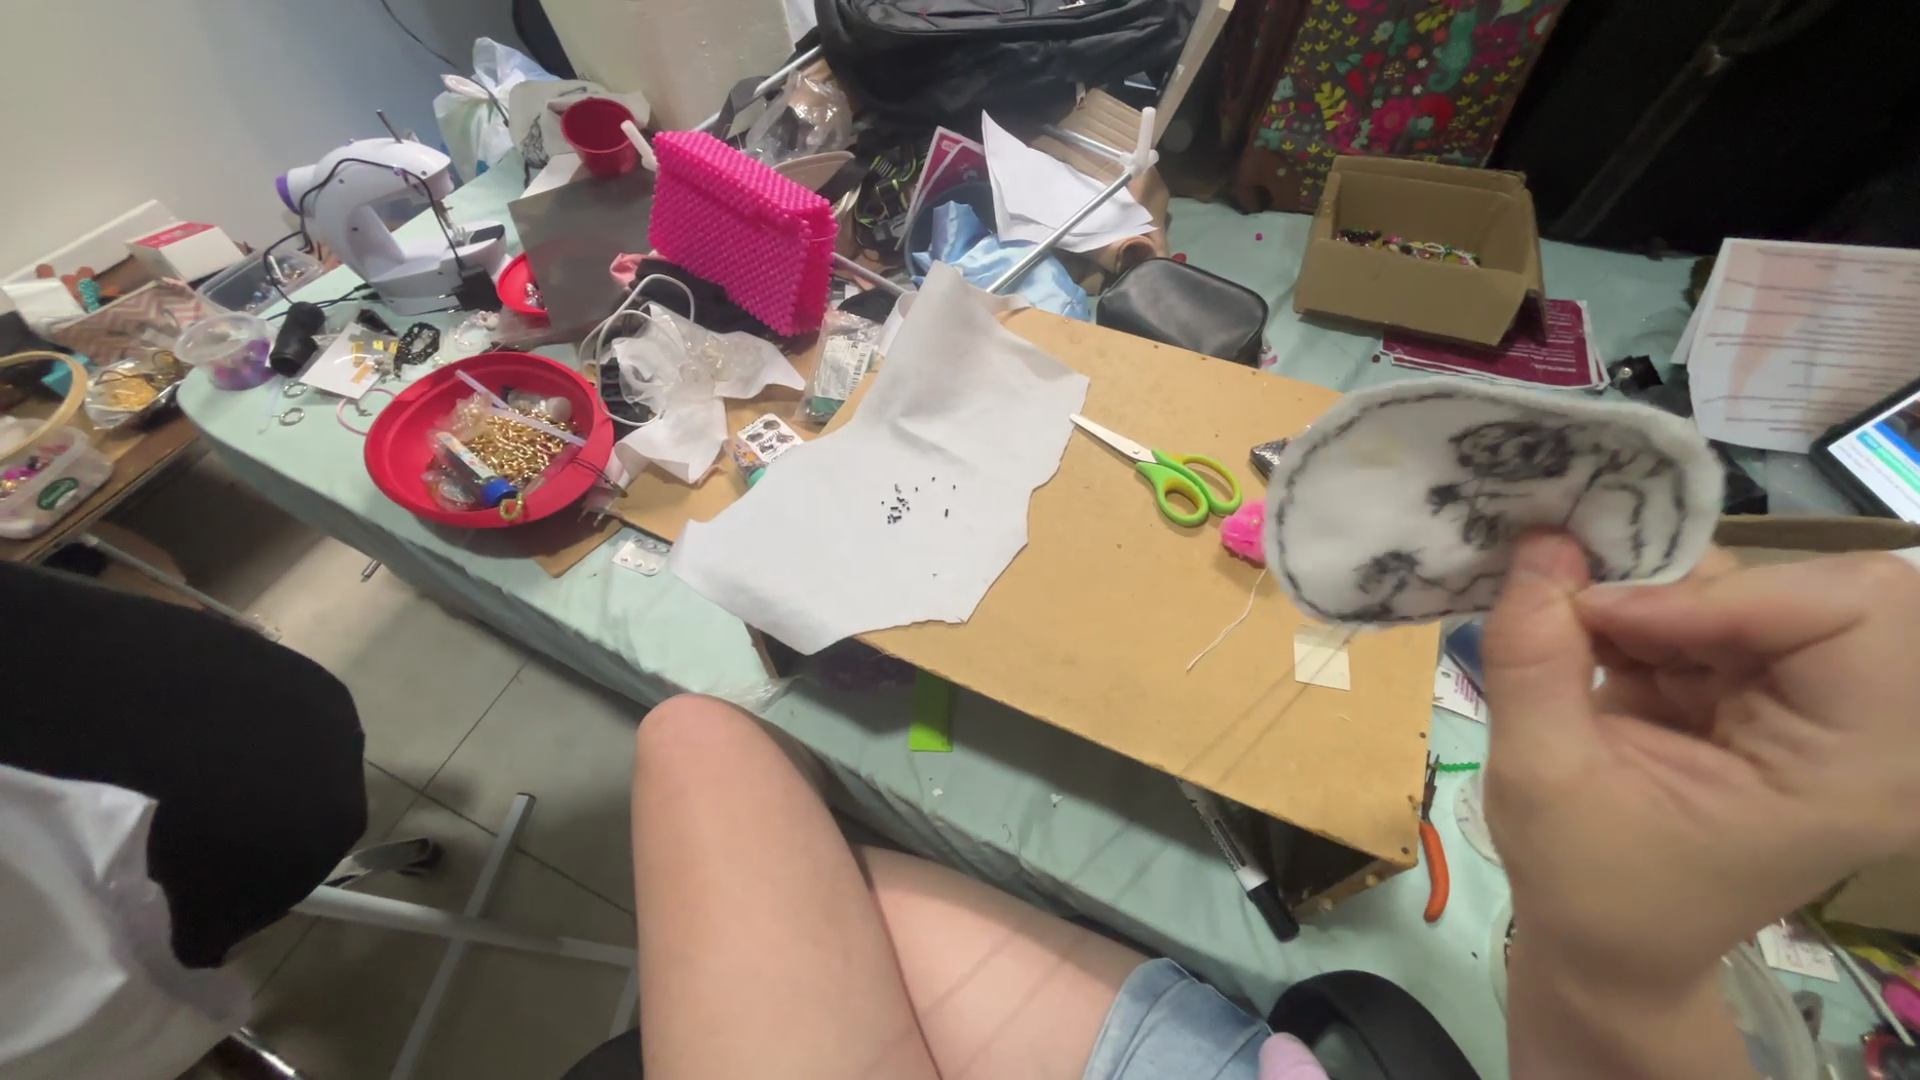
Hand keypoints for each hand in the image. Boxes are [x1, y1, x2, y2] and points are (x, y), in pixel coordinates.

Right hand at [1480, 534, 1919, 990]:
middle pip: (1809, 589)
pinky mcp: (1752, 697)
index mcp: (1853, 765)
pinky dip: (1631, 613)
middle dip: (1680, 587)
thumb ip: (1534, 655)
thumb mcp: (1538, 769)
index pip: (1853, 612)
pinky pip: (1703, 612)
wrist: (1604, 941)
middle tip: (1579, 610)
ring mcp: (1807, 708)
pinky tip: (1580, 647)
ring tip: (1566, 632)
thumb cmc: (1584, 878)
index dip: (1724, 595)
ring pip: (1747, 588)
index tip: (1602, 617)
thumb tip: (1539, 542)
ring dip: (1645, 595)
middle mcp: (1862, 726)